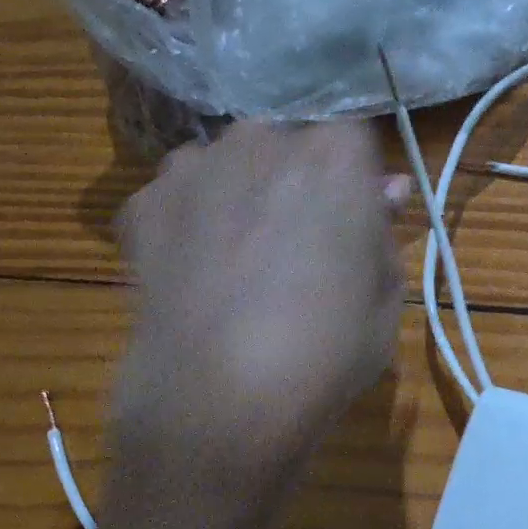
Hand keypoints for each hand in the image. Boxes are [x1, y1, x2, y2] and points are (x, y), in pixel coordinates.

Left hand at [99, 120, 411, 528]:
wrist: (224, 397)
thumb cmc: (331, 348)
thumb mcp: (386, 296)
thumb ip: (381, 232)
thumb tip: (383, 192)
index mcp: (335, 159)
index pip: (354, 130)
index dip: (359, 170)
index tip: (363, 209)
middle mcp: (260, 141)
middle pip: (288, 139)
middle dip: (301, 175)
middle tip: (309, 238)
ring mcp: (191, 168)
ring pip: (230, 162)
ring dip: (246, 192)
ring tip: (251, 259)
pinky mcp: (141, 204)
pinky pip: (182, 196)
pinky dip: (197, 220)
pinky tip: (206, 274)